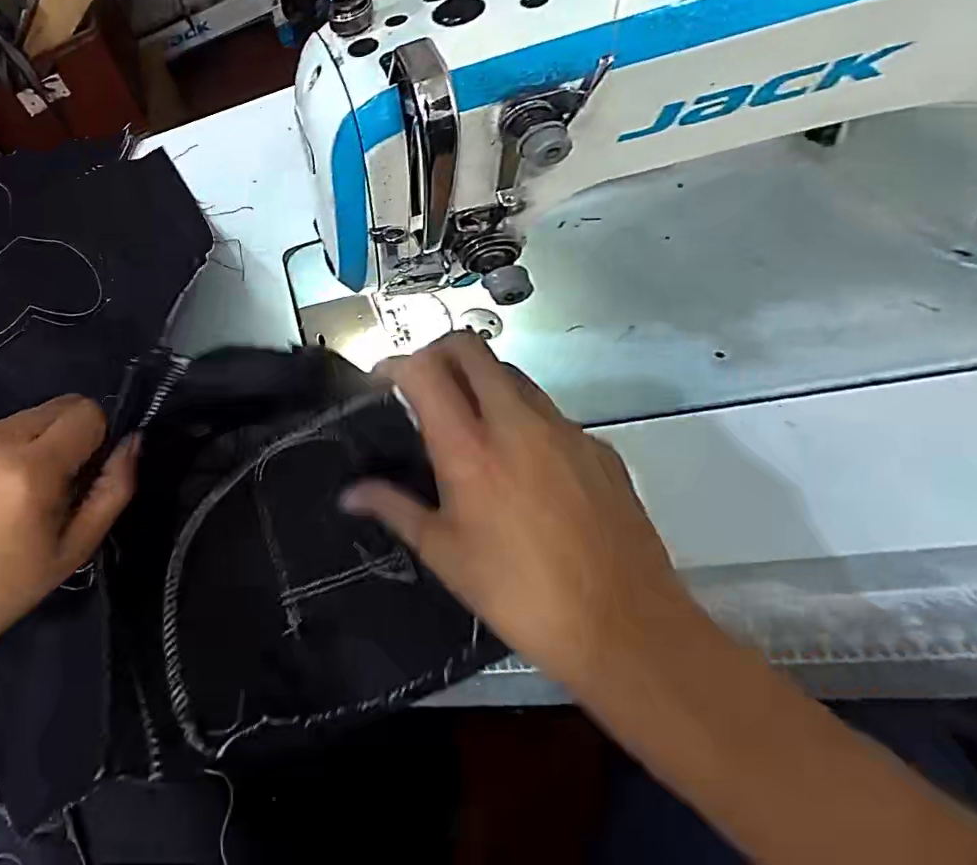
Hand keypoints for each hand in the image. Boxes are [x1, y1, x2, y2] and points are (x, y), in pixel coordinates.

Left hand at [0, 395, 137, 652]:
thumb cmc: (17, 580)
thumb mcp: (81, 545)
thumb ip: (116, 487)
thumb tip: (133, 441)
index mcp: (32, 469)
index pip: (88, 413)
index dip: (99, 440)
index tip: (86, 475)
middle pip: (64, 404)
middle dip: (74, 435)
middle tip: (61, 482)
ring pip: (36, 412)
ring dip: (45, 439)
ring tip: (27, 486)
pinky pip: (6, 424)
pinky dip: (15, 445)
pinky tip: (0, 484)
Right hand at [341, 331, 692, 687]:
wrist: (625, 627)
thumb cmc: (519, 593)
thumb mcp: (443, 553)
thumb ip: (393, 509)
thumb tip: (351, 495)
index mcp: (469, 448)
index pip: (425, 370)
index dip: (395, 364)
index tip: (382, 380)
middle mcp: (516, 423)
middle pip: (471, 348)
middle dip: (437, 352)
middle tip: (422, 383)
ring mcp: (564, 430)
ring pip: (513, 375)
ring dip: (481, 381)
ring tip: (468, 422)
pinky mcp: (599, 448)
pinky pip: (550, 412)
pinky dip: (523, 417)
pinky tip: (522, 463)